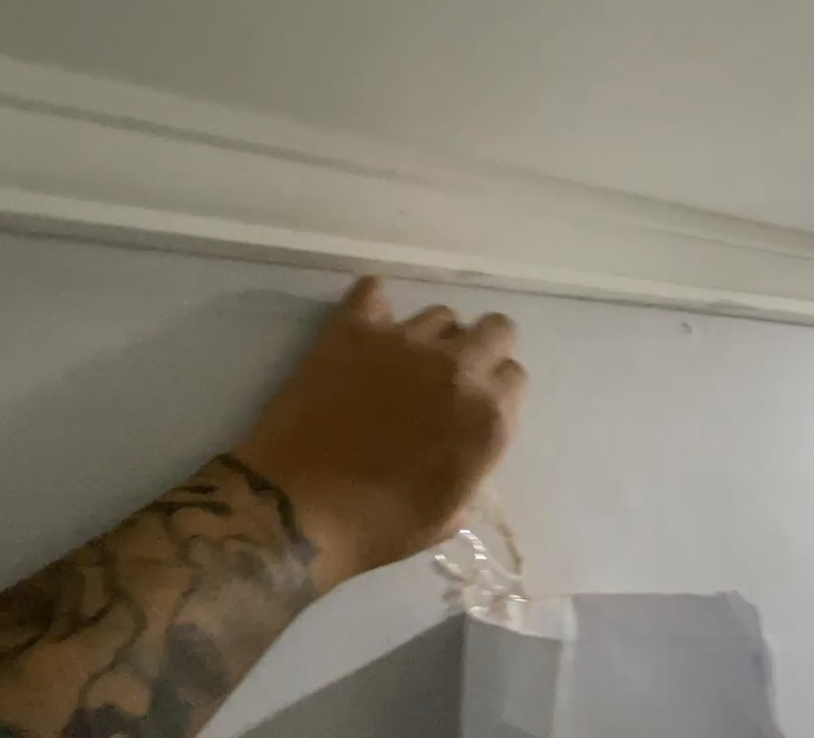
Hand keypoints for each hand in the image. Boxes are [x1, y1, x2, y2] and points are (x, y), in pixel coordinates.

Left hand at [232, 276, 528, 587]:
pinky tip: (367, 324)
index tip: (474, 404)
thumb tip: (464, 439)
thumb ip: (471, 463)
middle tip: (451, 374)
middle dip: (481, 347)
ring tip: (403, 360)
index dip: (496, 390)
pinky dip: (373, 303)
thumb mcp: (449, 513)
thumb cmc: (378, 523)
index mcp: (487, 417)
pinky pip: (372, 291)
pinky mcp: (353, 328)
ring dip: (431, 335)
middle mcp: (455, 367)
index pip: (515, 376)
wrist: (299, 504)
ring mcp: (403, 341)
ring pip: (439, 314)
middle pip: (494, 327)